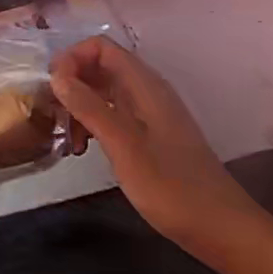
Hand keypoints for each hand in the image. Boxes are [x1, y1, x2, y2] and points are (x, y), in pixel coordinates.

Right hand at [50, 36, 265, 256]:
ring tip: (71, 141)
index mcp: (144, 83)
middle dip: (73, 84)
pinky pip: (116, 112)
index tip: (52, 89)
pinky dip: (97, 122)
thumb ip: (90, 107)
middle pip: (102, 66)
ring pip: (107, 91)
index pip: (100, 47)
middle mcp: (147, 89)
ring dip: (82, 106)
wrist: (220, 226)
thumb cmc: (171, 185)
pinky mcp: (152, 133)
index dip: (72, 59)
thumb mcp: (124, 146)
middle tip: (55, 118)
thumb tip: (57, 75)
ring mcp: (151, 111)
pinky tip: (87, 149)